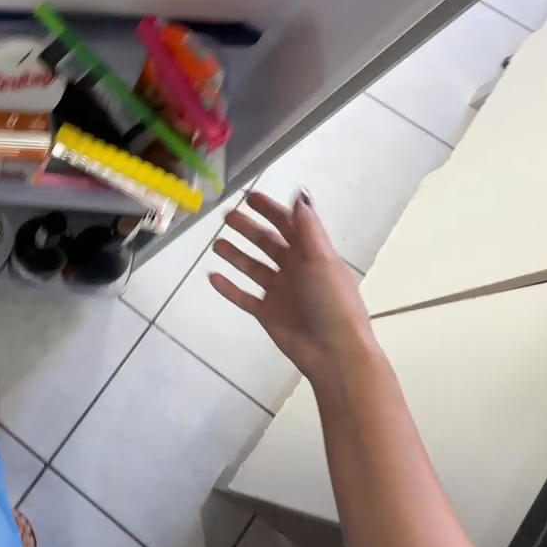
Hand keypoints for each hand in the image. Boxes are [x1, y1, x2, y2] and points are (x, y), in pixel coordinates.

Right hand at [208, 191, 382, 393]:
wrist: (333, 351)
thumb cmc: (332, 302)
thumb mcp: (321, 260)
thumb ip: (307, 229)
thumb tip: (299, 195)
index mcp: (312, 255)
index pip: (290, 225)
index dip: (271, 210)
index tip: (250, 197)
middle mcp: (295, 270)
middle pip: (268, 244)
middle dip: (248, 229)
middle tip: (226, 216)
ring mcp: (280, 292)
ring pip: (253, 268)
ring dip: (235, 255)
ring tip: (216, 245)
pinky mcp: (267, 313)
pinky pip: (243, 297)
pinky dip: (228, 287)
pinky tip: (212, 277)